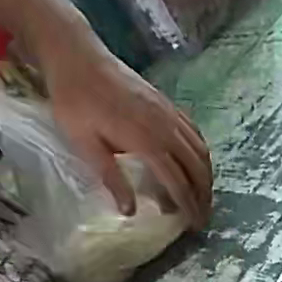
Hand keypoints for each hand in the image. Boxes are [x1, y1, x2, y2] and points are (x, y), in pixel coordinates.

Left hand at [34, 41, 212, 227]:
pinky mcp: (168, 104)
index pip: (177, 182)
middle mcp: (166, 129)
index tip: (193, 226)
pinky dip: (201, 154)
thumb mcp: (85, 144)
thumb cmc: (75, 101)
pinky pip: (195, 134)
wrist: (76, 55)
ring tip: (204, 196)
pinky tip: (197, 165)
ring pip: (201, 151)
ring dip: (206, 177)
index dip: (188, 206)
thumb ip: (111, 178)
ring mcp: (169, 114)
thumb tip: (130, 212)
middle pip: (197, 169)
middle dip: (204, 196)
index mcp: (147, 142)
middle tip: (203, 217)